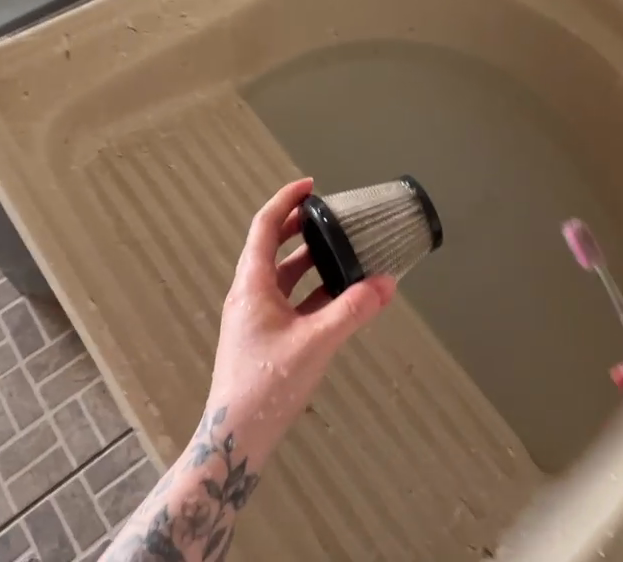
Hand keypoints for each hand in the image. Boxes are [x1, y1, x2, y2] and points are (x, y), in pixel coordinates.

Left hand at [206, 178, 397, 454]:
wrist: (236, 436)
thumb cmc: (266, 385)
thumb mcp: (316, 343)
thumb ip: (352, 310)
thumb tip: (386, 284)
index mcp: (252, 284)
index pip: (265, 226)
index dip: (286, 200)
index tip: (311, 185)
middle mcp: (250, 293)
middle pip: (272, 246)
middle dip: (300, 226)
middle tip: (328, 213)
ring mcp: (255, 316)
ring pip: (283, 275)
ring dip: (308, 259)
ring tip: (339, 249)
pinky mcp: (264, 337)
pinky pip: (290, 300)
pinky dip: (312, 290)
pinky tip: (338, 295)